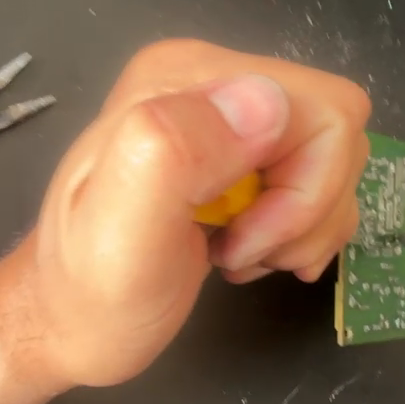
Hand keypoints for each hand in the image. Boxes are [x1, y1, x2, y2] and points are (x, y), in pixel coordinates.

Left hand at [0, 40, 370, 388]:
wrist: (69, 324)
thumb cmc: (92, 296)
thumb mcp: (121, 232)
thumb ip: (179, 153)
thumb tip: (265, 102)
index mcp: (183, 79)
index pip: (320, 110)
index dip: (302, 192)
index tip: (238, 239)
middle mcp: (209, 83)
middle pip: (335, 132)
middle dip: (304, 211)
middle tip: (239, 252)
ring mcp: (225, 121)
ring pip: (335, 160)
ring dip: (301, 227)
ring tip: (236, 255)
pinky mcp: (237, 159)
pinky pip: (316, 181)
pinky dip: (295, 230)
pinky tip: (245, 251)